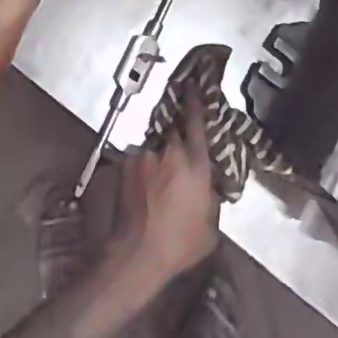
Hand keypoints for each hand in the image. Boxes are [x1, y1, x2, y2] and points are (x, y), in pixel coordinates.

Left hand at [106, 96, 219, 286]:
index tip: (192, 86)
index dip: (195, 103)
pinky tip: (140, 188)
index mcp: (196, 164)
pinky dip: (141, 168)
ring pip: (154, 147)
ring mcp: (144, 154)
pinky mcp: (125, 163)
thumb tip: (209, 187)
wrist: (138, 252)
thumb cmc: (180, 244)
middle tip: (176, 157)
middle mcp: (170, 152)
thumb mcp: (210, 227)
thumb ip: (211, 198)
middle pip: (173, 131)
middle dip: (175, 139)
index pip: (196, 124)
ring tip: (155, 183)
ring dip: (157, 158)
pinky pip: (138, 158)